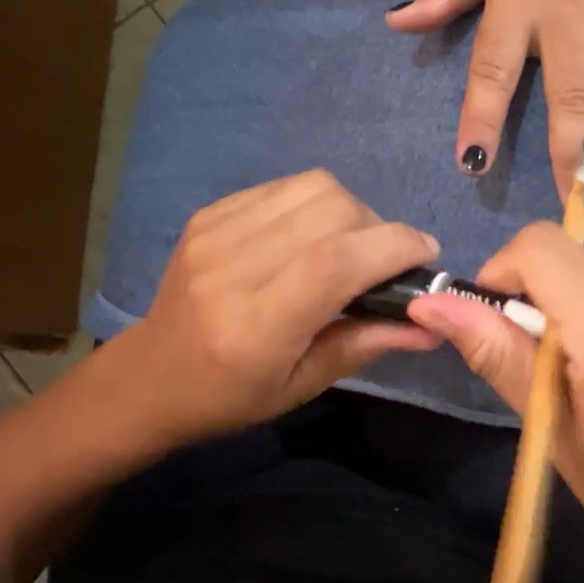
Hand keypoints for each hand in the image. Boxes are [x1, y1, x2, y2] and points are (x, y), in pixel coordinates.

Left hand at [104, 171, 442, 445]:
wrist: (150, 376)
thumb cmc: (233, 395)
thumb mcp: (304, 385)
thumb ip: (367, 344)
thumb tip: (433, 325)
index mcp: (256, 327)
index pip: (335, 262)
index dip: (392, 246)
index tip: (425, 254)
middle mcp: (232, 269)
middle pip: (330, 211)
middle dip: (378, 228)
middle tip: (384, 261)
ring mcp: (215, 233)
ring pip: (313, 187)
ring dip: (352, 211)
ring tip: (352, 245)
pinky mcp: (209, 213)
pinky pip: (286, 187)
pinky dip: (317, 205)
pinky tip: (313, 236)